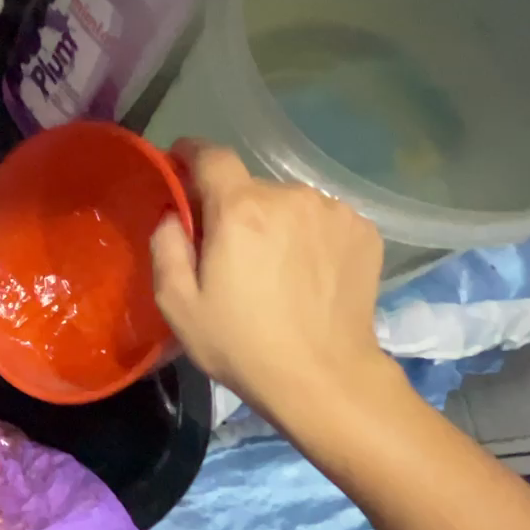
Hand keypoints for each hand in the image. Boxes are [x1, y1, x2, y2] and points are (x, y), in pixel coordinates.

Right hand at [150, 139, 401, 423]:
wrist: (320, 375)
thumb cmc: (238, 343)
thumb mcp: (177, 304)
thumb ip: (166, 247)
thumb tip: (172, 215)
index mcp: (239, 210)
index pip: (212, 156)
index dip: (191, 153)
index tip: (180, 162)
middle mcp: (290, 196)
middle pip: (251, 188)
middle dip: (233, 210)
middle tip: (225, 254)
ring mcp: (334, 211)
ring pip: (288, 205)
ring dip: (273, 224)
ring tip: (270, 270)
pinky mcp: (364, 231)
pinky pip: (321, 221)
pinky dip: (306, 237)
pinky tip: (303, 275)